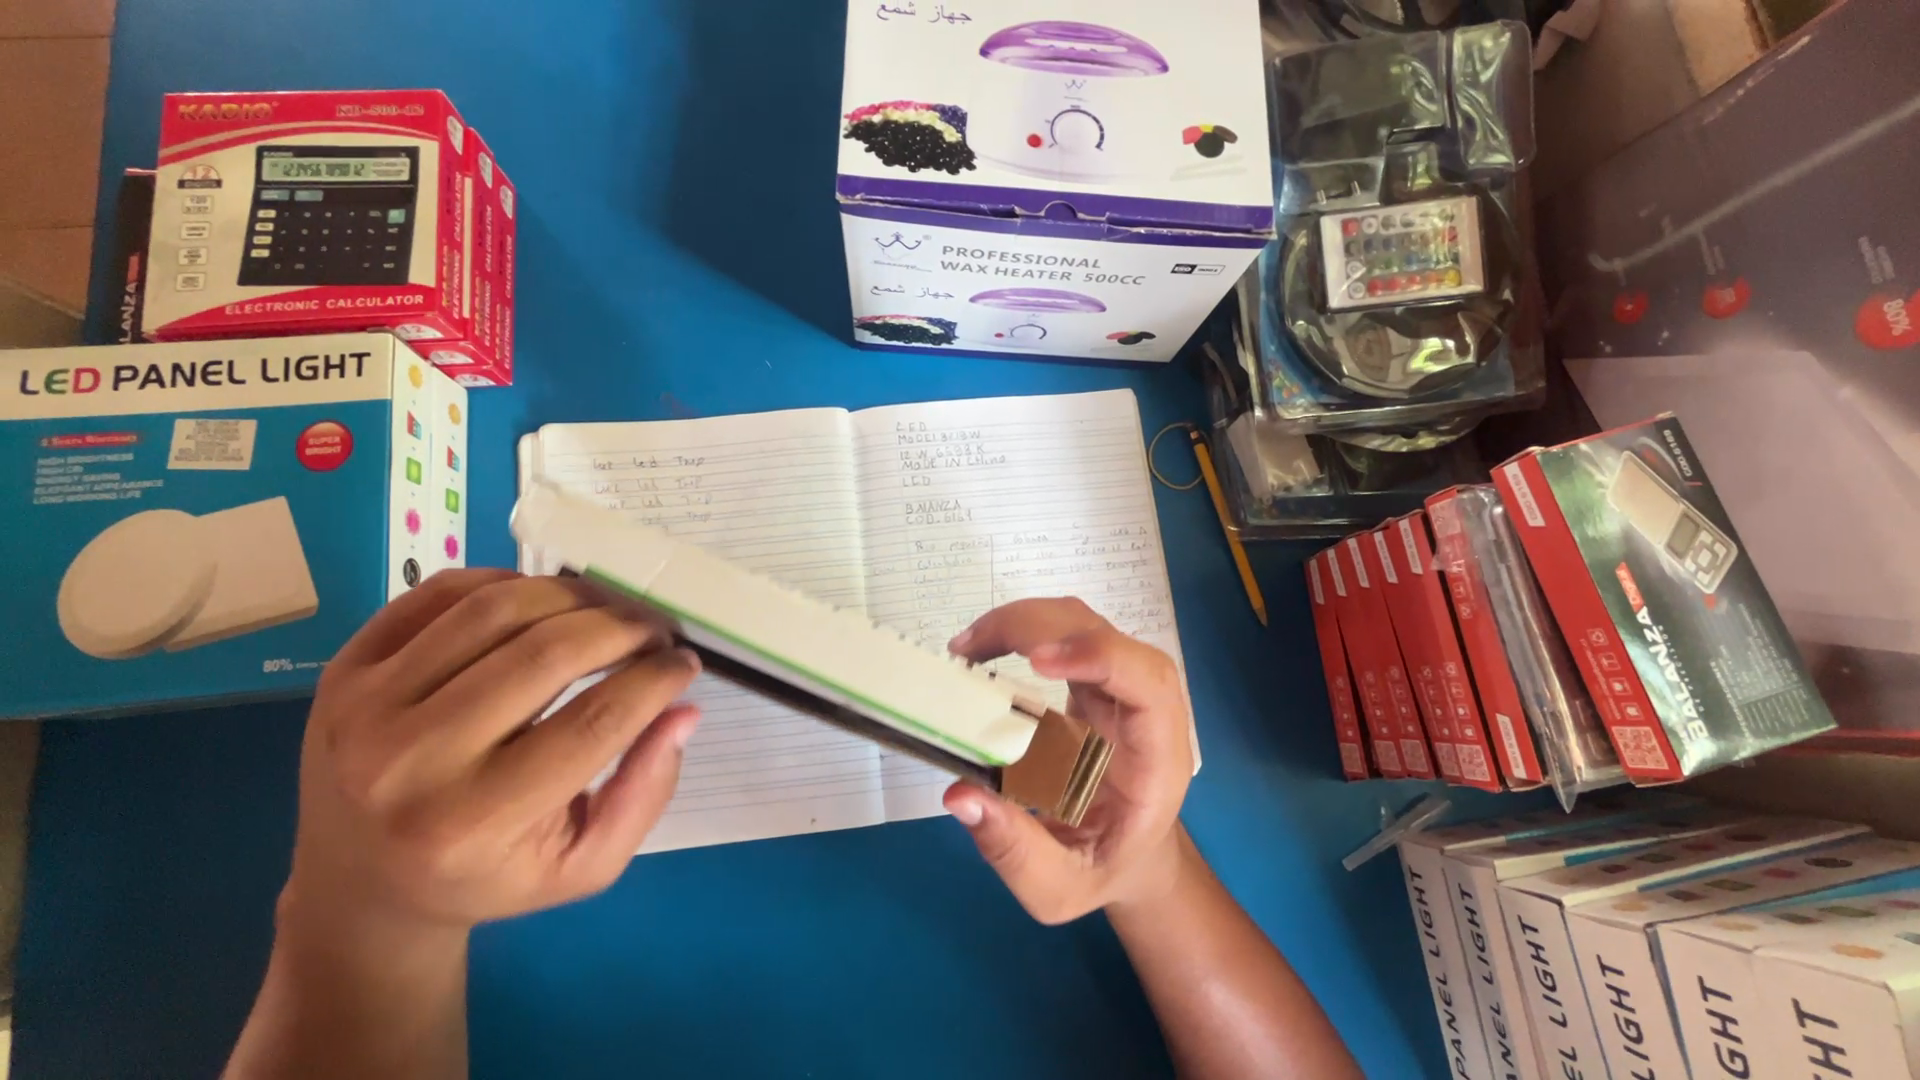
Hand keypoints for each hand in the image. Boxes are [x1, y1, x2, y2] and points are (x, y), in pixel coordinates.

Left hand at [284, 568, 702, 933]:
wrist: (360, 886)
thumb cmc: (486, 878)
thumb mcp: (583, 865)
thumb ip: (645, 793)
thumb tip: (684, 711)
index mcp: (475, 823)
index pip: (594, 723)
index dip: (656, 680)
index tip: (685, 663)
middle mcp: (411, 759)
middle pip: (548, 654)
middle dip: (625, 628)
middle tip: (658, 630)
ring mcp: (365, 705)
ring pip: (497, 609)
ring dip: (575, 596)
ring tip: (611, 611)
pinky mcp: (343, 668)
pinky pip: (441, 593)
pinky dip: (510, 582)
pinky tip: (546, 603)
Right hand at [943, 598, 1192, 923]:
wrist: (1133, 853)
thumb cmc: (1105, 869)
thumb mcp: (1059, 888)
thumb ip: (1014, 851)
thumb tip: (958, 795)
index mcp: (1155, 759)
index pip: (1150, 684)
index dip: (1100, 656)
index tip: (1036, 659)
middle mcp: (1144, 711)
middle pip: (1111, 637)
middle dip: (1041, 627)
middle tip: (971, 649)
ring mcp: (1118, 689)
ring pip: (1085, 624)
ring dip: (1025, 621)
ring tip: (966, 648)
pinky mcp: (1093, 681)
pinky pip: (1065, 634)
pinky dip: (1021, 630)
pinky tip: (981, 650)